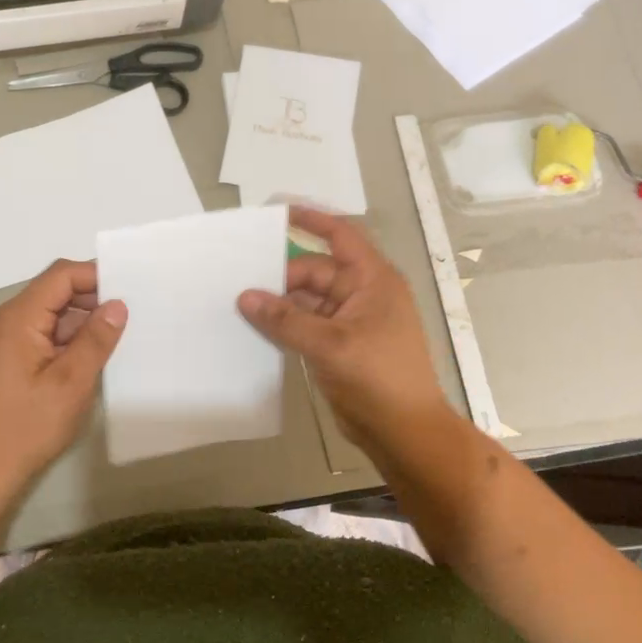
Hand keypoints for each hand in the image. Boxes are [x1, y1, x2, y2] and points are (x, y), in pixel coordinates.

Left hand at [0, 259, 126, 479]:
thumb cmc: (29, 425)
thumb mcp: (71, 382)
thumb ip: (95, 340)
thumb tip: (117, 305)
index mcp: (18, 318)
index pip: (60, 276)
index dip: (95, 275)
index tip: (130, 288)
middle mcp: (7, 318)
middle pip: (54, 291)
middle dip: (92, 298)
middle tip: (132, 313)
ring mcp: (6, 337)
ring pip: (51, 313)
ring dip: (82, 321)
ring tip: (120, 335)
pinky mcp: (10, 355)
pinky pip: (44, 332)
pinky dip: (69, 338)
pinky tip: (94, 354)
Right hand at [238, 209, 449, 442]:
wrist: (404, 431)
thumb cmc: (378, 378)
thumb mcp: (329, 345)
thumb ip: (285, 319)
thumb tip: (245, 297)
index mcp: (373, 281)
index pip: (341, 236)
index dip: (311, 219)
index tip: (276, 211)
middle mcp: (362, 295)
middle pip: (314, 271)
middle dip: (279, 275)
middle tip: (237, 281)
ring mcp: (350, 322)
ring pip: (306, 300)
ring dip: (278, 303)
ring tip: (237, 304)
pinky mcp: (338, 347)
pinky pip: (305, 325)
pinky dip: (283, 325)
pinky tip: (254, 329)